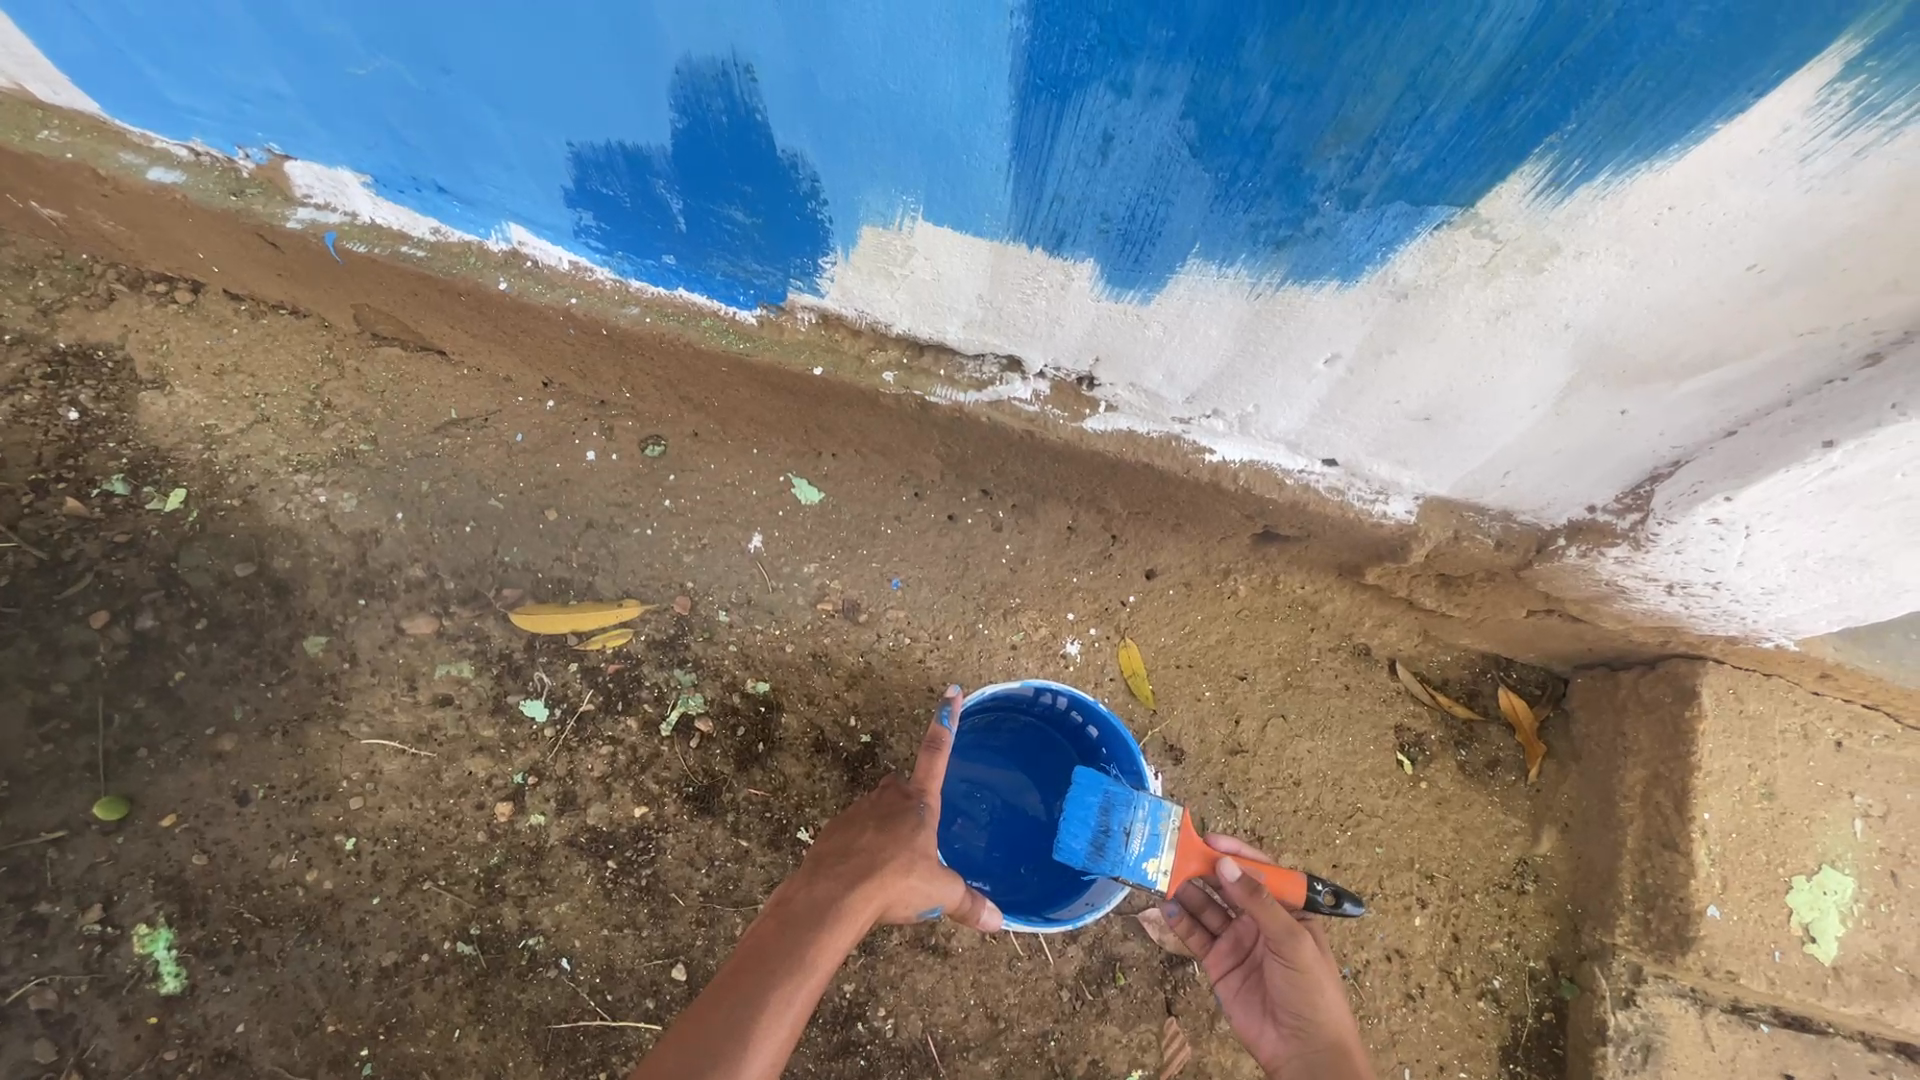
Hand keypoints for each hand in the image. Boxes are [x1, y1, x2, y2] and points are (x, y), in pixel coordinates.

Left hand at [789, 685, 1001, 932]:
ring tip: (890, 866)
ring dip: (884, 828)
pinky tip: (864, 874)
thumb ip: (968, 903)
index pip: (937, 752)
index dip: (946, 720)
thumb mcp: (938, 894)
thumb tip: (998, 922)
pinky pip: (853, 832)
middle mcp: (888, 797)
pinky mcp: (834, 830)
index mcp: (919, 802)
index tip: (951, 691)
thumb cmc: (893, 883)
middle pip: (901, 787)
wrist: (832, 895)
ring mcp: (857, 810)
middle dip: (909, 802)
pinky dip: (860, 847)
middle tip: (917, 834)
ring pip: (876, 809)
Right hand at [1164, 836, 1370, 1079]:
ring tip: (1166, 875)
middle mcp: (1258, 920)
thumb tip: (1225, 865)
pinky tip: (1166, 907)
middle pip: (1227, 886)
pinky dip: (1180, 920)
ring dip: (1188, 890)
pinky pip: (1195, 935)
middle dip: (1204, 868)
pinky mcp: (1218, 962)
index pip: (1258, 871)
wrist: (1304, 1052)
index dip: (1235, 853)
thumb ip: (1257, 901)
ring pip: (1207, 907)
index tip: (1210, 840)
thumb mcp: (1292, 940)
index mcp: (1286, 910)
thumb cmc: (1312, 991)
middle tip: (1178, 852)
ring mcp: (1236, 940)